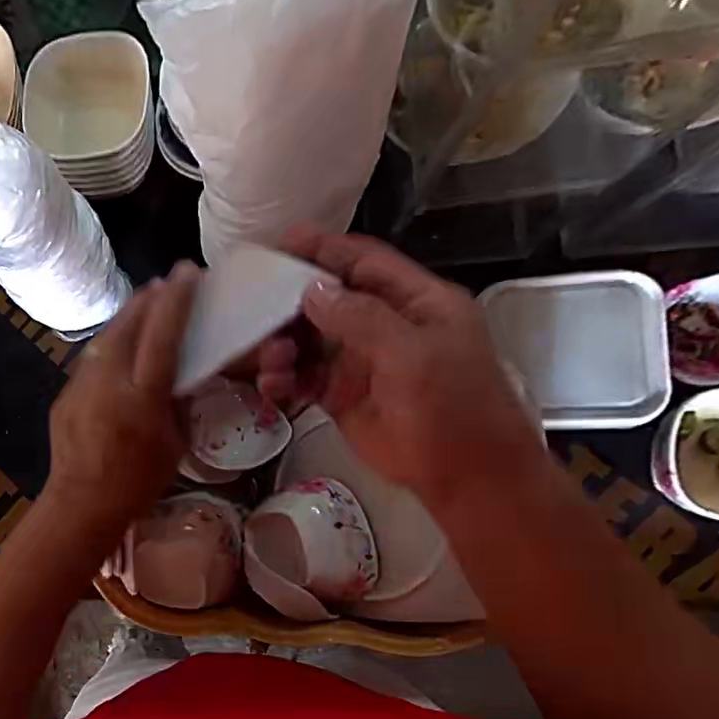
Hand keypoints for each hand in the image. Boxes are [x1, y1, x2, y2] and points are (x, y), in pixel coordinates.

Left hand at [45, 261, 200, 527]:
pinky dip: (109, 345)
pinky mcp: (65, 394)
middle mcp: (108, 382)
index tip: (188, 272)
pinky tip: (119, 347)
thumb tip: (180, 374)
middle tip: (168, 284)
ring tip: (145, 307)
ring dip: (127, 318)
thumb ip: (177, 402)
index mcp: (143, 396)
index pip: (163, 334)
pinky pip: (91, 360)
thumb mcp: (175, 443)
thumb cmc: (138, 482)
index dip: (177, 299)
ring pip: (106, 339)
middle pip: (129, 325)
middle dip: (150, 299)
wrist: (81, 503)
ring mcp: (81, 386)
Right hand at [255, 229, 545, 511]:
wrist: (463, 476)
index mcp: (415, 303)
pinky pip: (302, 376)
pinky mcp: (340, 394)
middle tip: (255, 307)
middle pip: (327, 299)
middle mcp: (384, 325)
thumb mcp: (413, 354)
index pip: (365, 263)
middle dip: (290, 302)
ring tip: (270, 360)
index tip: (283, 241)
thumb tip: (311, 291)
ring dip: (283, 345)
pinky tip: (271, 386)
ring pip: (308, 339)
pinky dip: (283, 378)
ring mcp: (360, 360)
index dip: (326, 249)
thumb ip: (361, 318)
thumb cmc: (452, 407)